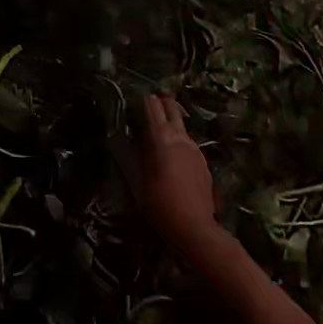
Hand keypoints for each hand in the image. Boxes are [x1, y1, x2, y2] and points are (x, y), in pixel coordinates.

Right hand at [136, 94, 220, 254]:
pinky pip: (188, 143)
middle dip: (161, 102)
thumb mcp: (137, 182)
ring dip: (170, 122)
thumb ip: (130, 156)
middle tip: (149, 103)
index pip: (152, 107)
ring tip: (157, 130)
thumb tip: (119, 138)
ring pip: (181, 126)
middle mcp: (180, 138)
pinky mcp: (203, 162)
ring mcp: (195, 149)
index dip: (143, 98)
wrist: (196, 228)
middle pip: (172, 108)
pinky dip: (178, 141)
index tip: (135, 95)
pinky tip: (172, 155)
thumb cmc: (160, 205)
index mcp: (162, 138)